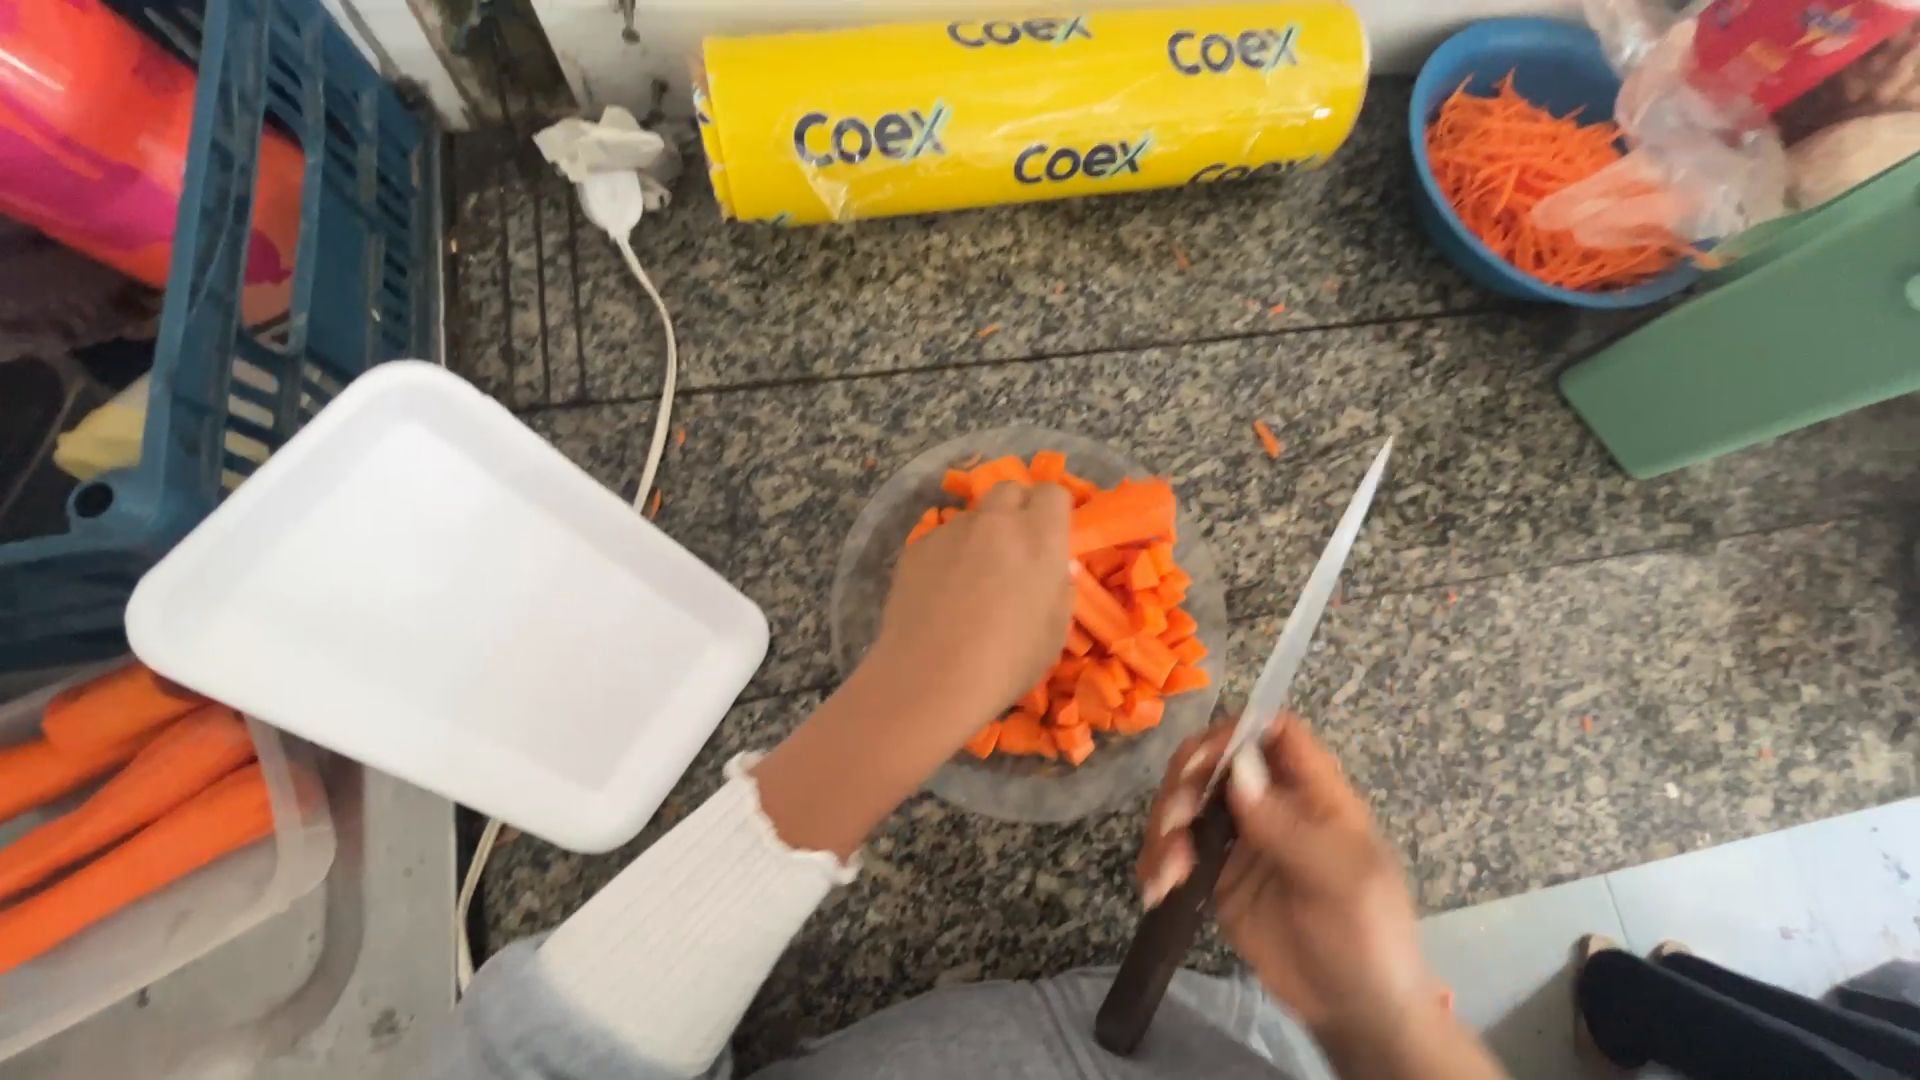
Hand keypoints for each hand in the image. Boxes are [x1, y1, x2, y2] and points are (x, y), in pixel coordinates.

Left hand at [753, 480, 1070, 859]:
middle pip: (1009, 491)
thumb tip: (1058, 569)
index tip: (1053, 537)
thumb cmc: (1006, 662)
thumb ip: (1060, 591)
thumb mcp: (1054, 634)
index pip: (1053, 493)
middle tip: (1017, 551)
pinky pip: (941, 541)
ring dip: (980, 537)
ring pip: (973, 518)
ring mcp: (950, 532)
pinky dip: (948, 557)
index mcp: (1039, 537)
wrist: (929, 679)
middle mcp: (995, 522)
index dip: (1054, 512)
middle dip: (1017, 511)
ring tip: (972, 583)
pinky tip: (941, 596)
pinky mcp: (916, 549)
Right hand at [1138, 718, 1433, 1043]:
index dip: (1236, 732)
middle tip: (1174, 822)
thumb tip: (1239, 767)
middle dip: (1184, 783)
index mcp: (1313, 794)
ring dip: (1165, 827)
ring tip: (1168, 872)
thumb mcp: (1340, 881)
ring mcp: (1240, 838)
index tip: (1202, 762)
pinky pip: (1175, 848)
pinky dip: (1158, 861)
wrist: (1354, 1013)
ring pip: (1186, 802)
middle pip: (1215, 761)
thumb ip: (1288, 825)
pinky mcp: (1215, 873)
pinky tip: (1157, 888)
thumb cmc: (1367, 938)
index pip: (1274, 733)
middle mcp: (1271, 804)